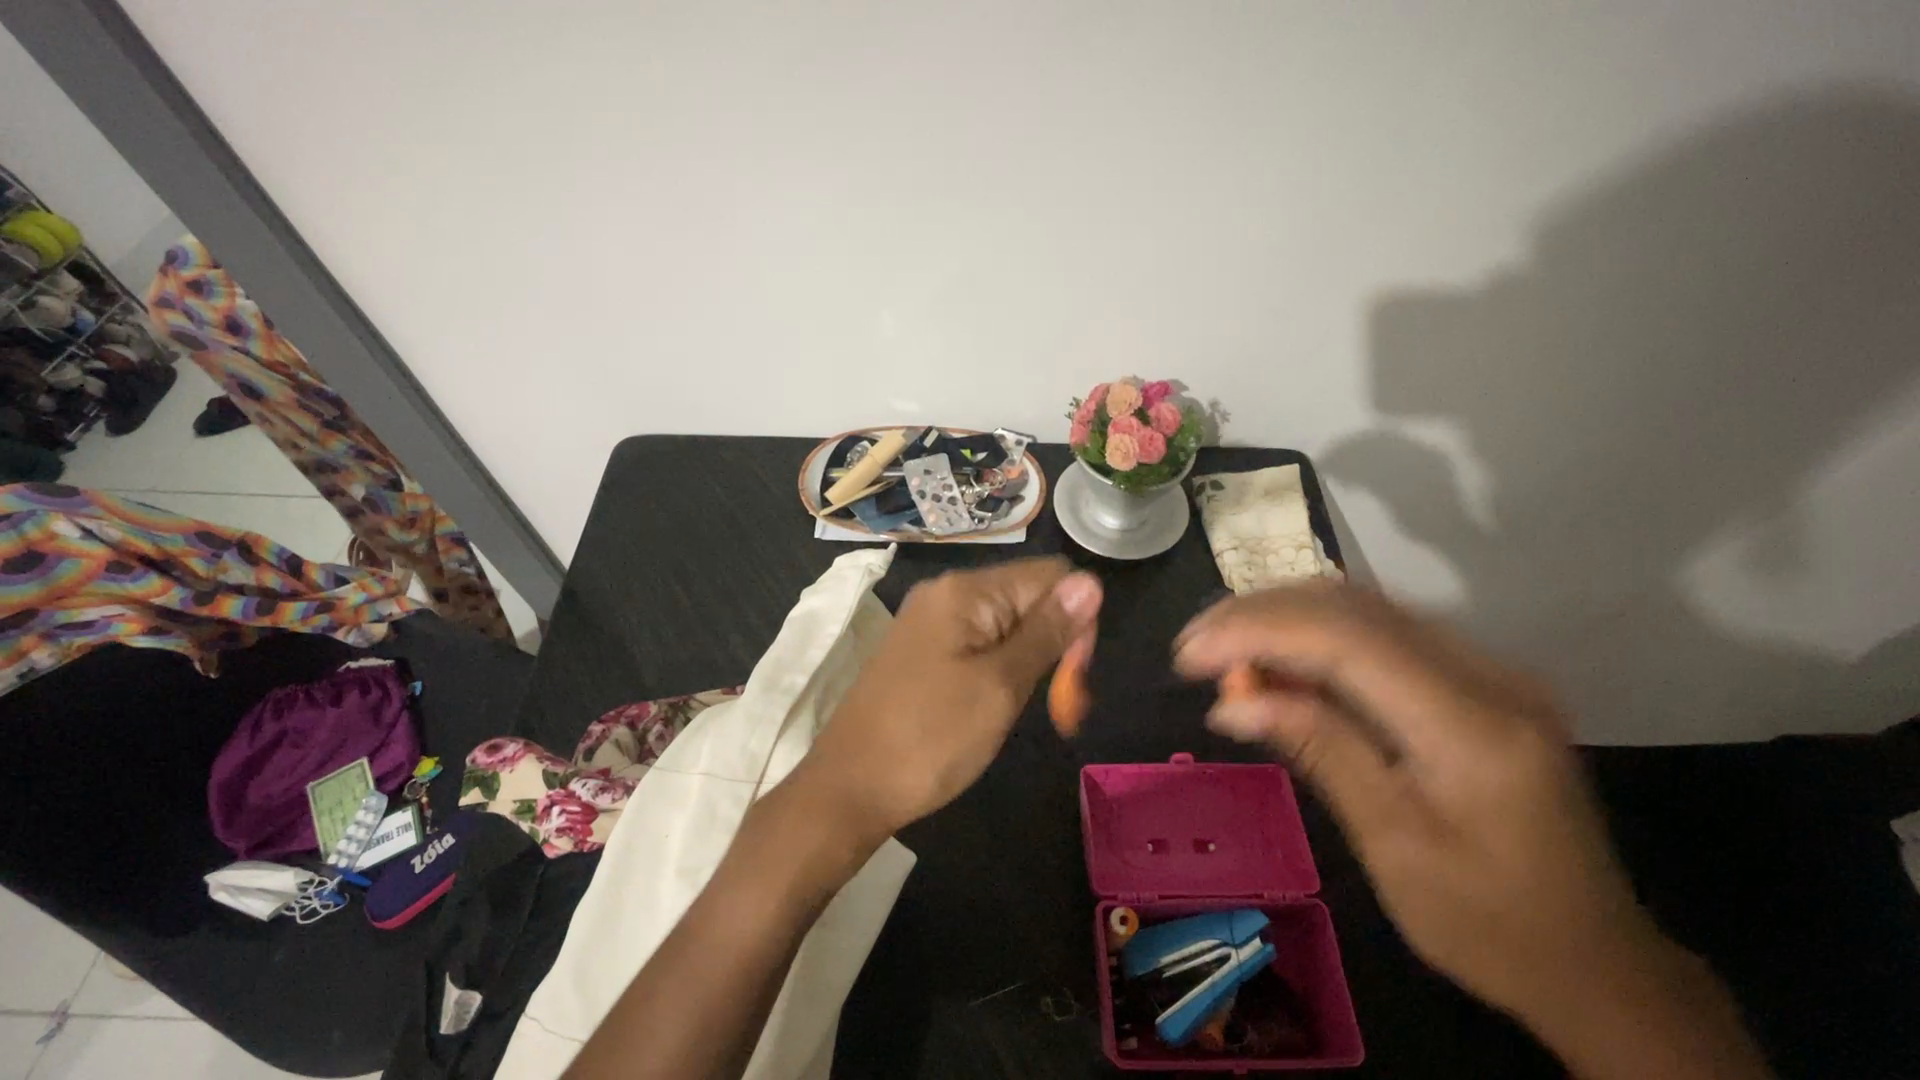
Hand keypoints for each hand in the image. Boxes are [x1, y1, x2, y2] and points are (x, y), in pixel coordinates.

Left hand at [795, 558, 1102, 845]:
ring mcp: (929, 623)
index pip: (1051, 576)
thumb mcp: (1000, 686)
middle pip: (1027, 597)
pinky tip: (989, 708)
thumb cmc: (930, 739)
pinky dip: (998, 672)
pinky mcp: (921, 652)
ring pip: (1005, 626)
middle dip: (1052, 644)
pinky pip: (977, 645)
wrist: (848, 789)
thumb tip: (1091, 582)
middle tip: (1054, 706)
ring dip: (1026, 664)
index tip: (1073, 675)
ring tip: (1015, 711)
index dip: (1076, 619)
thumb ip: (1047, 632)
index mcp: (965, 591)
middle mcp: (945, 594)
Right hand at [1173, 583, 1658, 1019]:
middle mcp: (1488, 676)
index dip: (1257, 632)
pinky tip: (1280, 660)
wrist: (1596, 960)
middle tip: (1192, 645)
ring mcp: (1491, 673)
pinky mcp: (1482, 683)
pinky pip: (1388, 634)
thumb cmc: (1489, 924)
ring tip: (1221, 647)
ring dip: (1287, 617)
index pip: (1347, 640)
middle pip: (1357, 607)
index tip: (1187, 654)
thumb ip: (1320, 752)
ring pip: (1370, 608)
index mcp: (1470, 725)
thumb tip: (1232, 704)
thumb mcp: (1394, 845)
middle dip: (1262, 613)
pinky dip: (1321, 636)